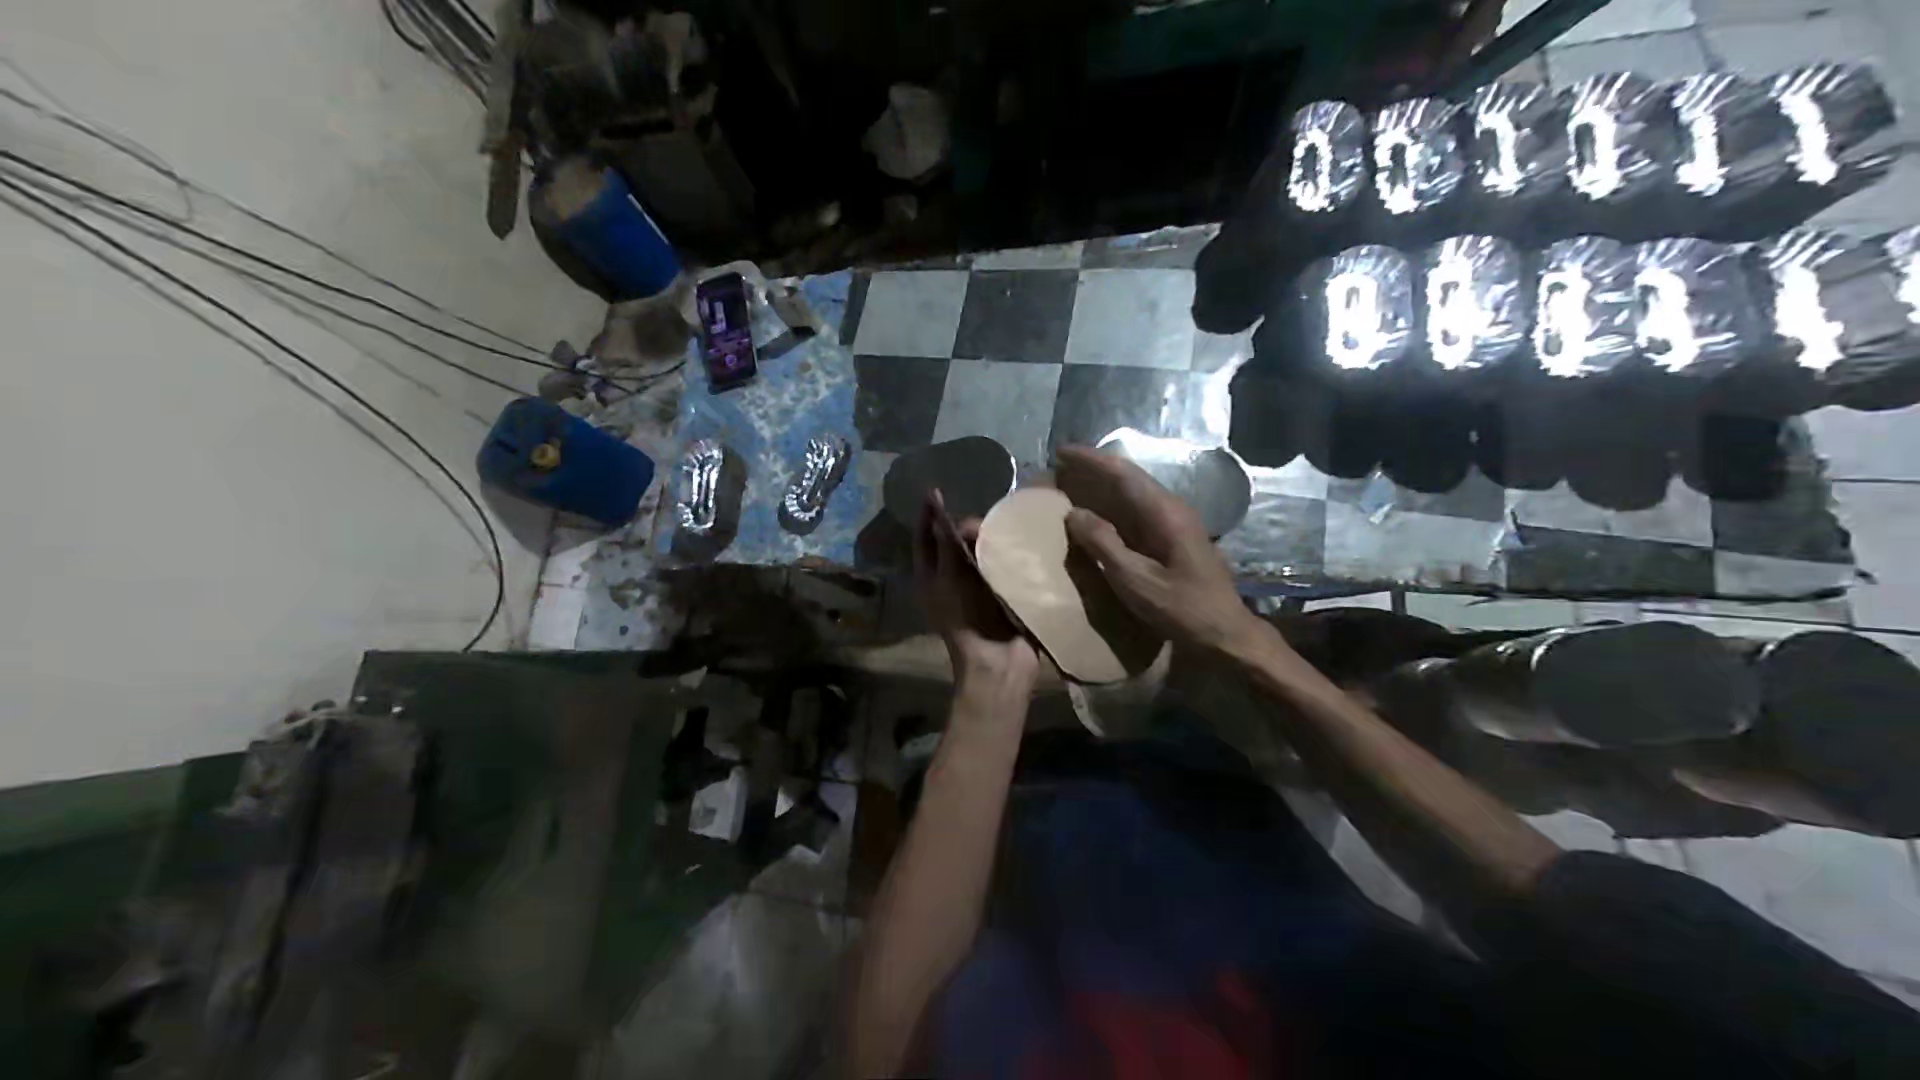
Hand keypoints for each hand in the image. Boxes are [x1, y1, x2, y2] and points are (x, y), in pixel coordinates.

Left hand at [915, 491, 1040, 694]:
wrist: (997, 662)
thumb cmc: (965, 620)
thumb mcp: (949, 579)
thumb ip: (946, 544)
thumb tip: (939, 510)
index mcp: (932, 577)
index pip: (925, 538)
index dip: (928, 515)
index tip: (936, 490)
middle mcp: (952, 580)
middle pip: (955, 542)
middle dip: (964, 524)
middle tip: (981, 512)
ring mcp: (979, 587)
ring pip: (980, 552)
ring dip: (990, 536)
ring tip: (1002, 518)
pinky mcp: (1004, 594)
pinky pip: (1004, 565)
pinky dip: (1009, 552)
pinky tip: (1021, 537)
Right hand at [1056, 445, 1269, 658]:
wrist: (1225, 633)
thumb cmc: (1182, 608)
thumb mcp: (1136, 580)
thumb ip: (1104, 544)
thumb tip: (1074, 514)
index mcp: (1164, 512)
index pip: (1123, 474)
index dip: (1090, 461)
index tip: (1060, 452)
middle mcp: (1171, 508)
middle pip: (1128, 478)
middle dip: (1092, 470)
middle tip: (1058, 468)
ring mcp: (1174, 523)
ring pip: (1132, 493)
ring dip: (1101, 486)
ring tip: (1069, 484)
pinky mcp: (1173, 538)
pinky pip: (1136, 511)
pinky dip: (1111, 507)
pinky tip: (1095, 514)